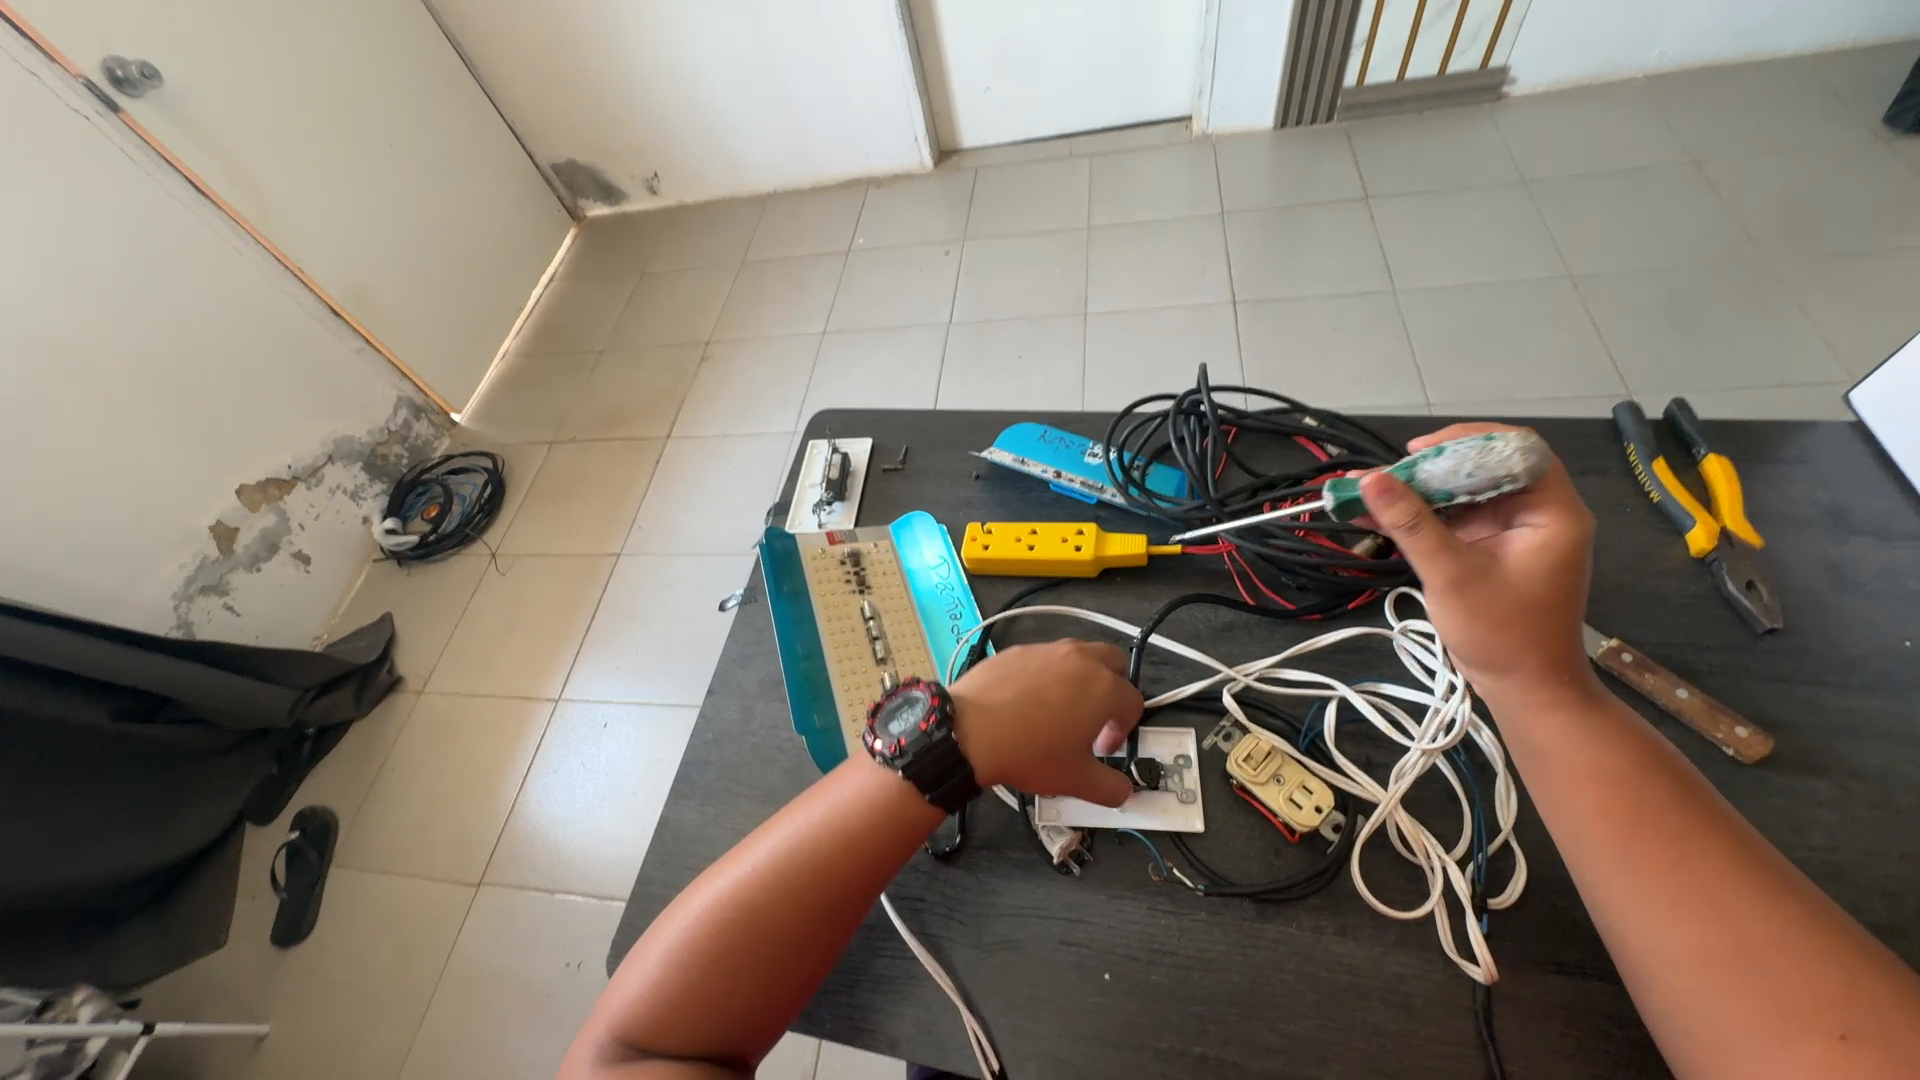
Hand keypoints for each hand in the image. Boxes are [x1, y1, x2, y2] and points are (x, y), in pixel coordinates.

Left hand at [948, 640, 1144, 806]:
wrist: (970, 730)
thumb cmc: (1031, 753)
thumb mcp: (1077, 781)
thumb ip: (1111, 788)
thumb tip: (1124, 791)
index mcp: (1104, 687)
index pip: (1133, 702)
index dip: (1124, 729)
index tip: (1103, 749)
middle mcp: (1080, 659)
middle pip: (1114, 662)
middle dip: (1114, 687)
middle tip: (1094, 717)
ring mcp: (1046, 649)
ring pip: (1078, 654)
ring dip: (1082, 677)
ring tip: (1060, 708)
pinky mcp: (1017, 649)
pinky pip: (1043, 657)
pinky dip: (1046, 674)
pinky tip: (1026, 701)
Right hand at [1356, 423, 1600, 705]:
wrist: (1525, 689)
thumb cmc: (1501, 632)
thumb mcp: (1451, 574)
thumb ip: (1410, 524)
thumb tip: (1368, 480)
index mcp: (1551, 512)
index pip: (1516, 450)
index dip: (1466, 441)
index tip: (1415, 451)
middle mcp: (1537, 514)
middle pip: (1484, 469)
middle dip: (1429, 469)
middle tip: (1384, 474)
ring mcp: (1513, 533)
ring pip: (1462, 494)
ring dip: (1416, 492)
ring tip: (1367, 490)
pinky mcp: (1491, 550)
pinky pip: (1453, 520)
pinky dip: (1418, 516)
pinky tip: (1376, 515)